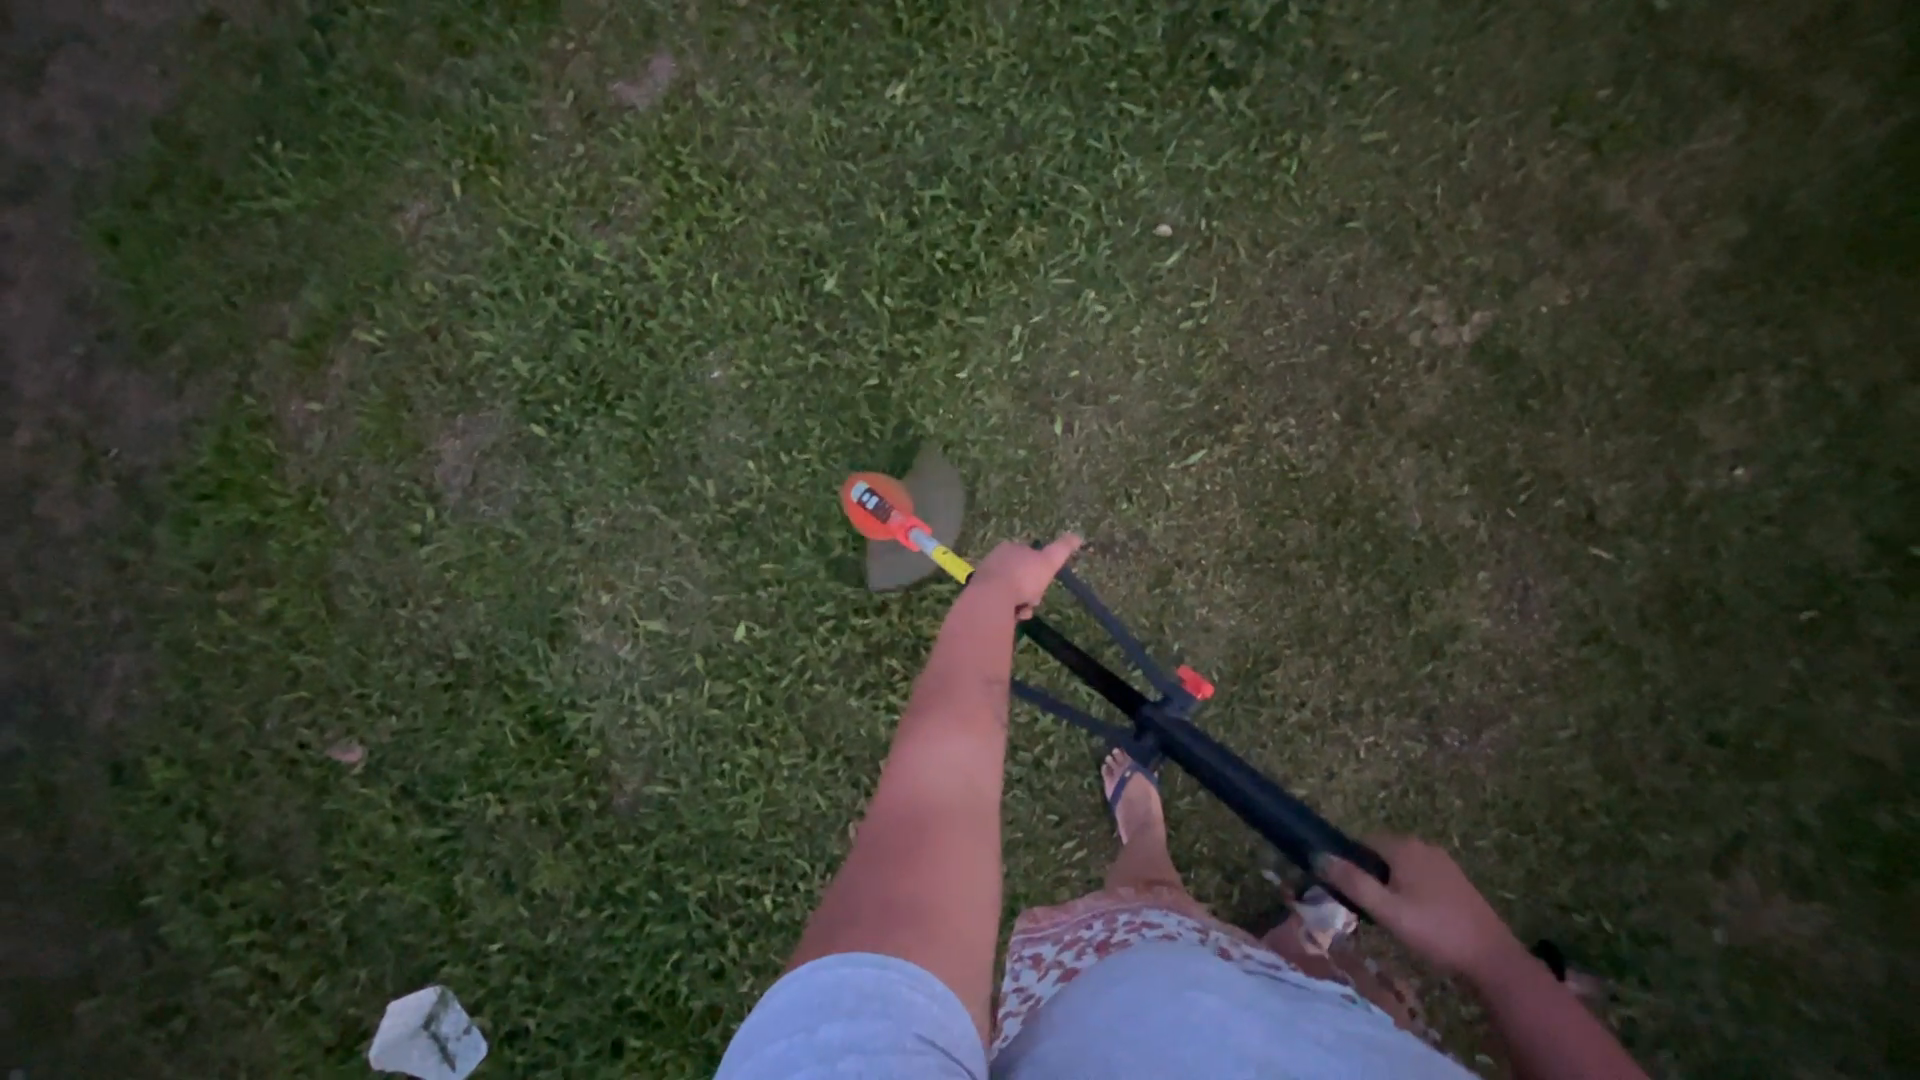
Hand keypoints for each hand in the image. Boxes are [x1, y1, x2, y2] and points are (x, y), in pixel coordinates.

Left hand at [967, 534, 1081, 615]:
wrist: (992, 598)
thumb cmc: (1023, 576)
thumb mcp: (1049, 561)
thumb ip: (1063, 548)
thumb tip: (1079, 536)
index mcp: (1010, 547)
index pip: (1029, 556)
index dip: (1039, 570)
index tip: (1043, 582)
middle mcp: (995, 559)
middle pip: (1020, 576)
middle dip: (1029, 590)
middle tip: (1034, 600)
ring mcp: (985, 578)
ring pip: (1010, 592)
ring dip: (1020, 603)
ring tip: (1023, 611)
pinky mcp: (978, 596)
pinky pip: (999, 603)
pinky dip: (1008, 610)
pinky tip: (1012, 616)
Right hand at [1318, 835, 1528, 984]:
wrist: (1493, 959)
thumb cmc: (1435, 931)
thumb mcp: (1386, 910)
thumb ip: (1351, 882)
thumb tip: (1317, 856)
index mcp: (1404, 847)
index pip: (1362, 841)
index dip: (1350, 863)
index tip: (1349, 892)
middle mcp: (1423, 846)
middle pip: (1382, 853)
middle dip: (1371, 875)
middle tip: (1369, 909)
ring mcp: (1444, 863)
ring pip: (1402, 866)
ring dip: (1390, 884)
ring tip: (1391, 916)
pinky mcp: (1457, 881)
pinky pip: (1420, 876)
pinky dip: (1411, 890)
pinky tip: (1417, 918)